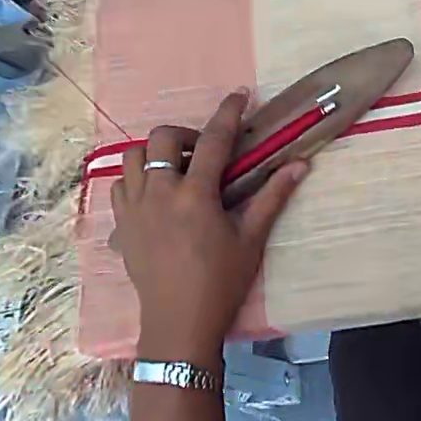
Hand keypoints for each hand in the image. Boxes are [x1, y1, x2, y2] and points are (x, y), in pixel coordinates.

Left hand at [112, 91, 308, 367]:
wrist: (179, 324)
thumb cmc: (221, 283)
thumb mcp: (252, 240)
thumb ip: (272, 198)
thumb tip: (301, 164)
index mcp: (195, 195)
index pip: (213, 141)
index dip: (228, 114)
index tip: (239, 96)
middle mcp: (158, 194)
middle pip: (160, 138)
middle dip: (184, 135)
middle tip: (204, 154)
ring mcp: (133, 210)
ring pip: (132, 159)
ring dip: (155, 156)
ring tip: (176, 172)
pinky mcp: (120, 227)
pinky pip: (119, 188)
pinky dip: (136, 182)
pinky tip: (154, 198)